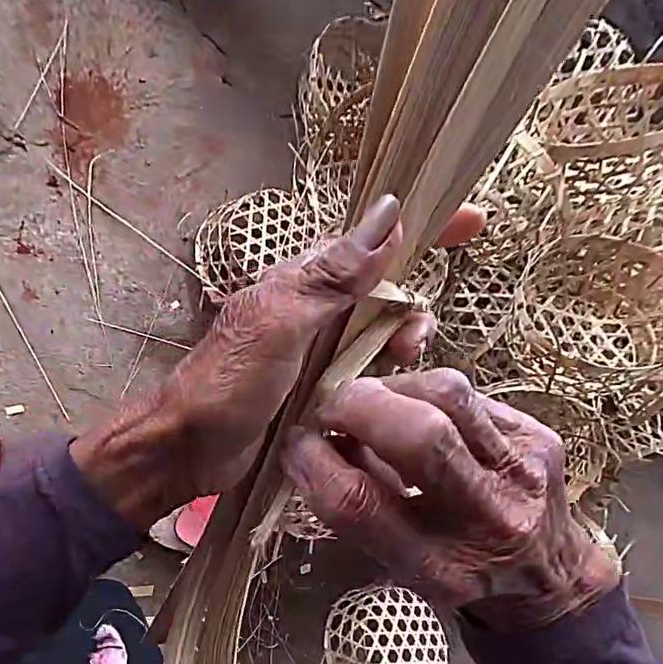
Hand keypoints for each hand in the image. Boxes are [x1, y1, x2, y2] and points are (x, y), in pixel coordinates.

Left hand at [72, 196, 483, 528]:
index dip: (417, 228)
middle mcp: (313, 310)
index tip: (472, 222)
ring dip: (400, 345)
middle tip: (412, 342)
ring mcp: (316, 352)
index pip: (368, 241)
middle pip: (383, 291)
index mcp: (300, 281)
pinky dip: (385, 377)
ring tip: (399, 369)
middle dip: (410, 307)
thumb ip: (332, 276)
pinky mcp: (319, 390)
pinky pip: (367, 373)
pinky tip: (387, 397)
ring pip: (379, 334)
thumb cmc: (227, 384)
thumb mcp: (279, 323)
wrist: (190, 450)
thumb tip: (389, 212)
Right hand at [281, 369, 619, 629]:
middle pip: (420, 436)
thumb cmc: (455, 566)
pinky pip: (469, 393)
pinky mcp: (540, 437)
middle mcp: (487, 520)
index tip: (296, 444)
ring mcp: (522, 472)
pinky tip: (414, 408)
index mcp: (439, 567)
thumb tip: (312, 444)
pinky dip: (425, 392)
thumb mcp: (398, 560)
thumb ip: (357, 504)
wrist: (544, 571)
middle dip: (357, 407)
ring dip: (391, 388)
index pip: (361, 504)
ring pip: (447, 394)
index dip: (314, 462)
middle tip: (330, 408)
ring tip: (372, 403)